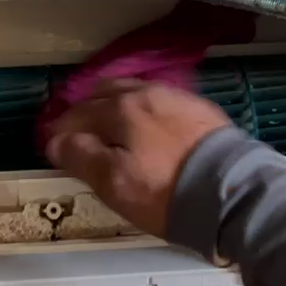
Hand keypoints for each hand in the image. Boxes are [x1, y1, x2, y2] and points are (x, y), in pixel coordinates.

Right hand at [44, 79, 230, 236]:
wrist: (234, 193)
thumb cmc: (167, 192)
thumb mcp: (116, 184)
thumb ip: (82, 158)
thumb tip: (56, 141)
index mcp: (121, 109)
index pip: (80, 114)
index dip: (62, 130)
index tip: (51, 144)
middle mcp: (146, 93)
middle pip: (106, 94)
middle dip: (86, 109)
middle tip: (76, 130)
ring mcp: (176, 97)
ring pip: (134, 92)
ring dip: (114, 105)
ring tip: (110, 124)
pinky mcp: (199, 109)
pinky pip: (159, 101)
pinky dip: (142, 109)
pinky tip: (146, 126)